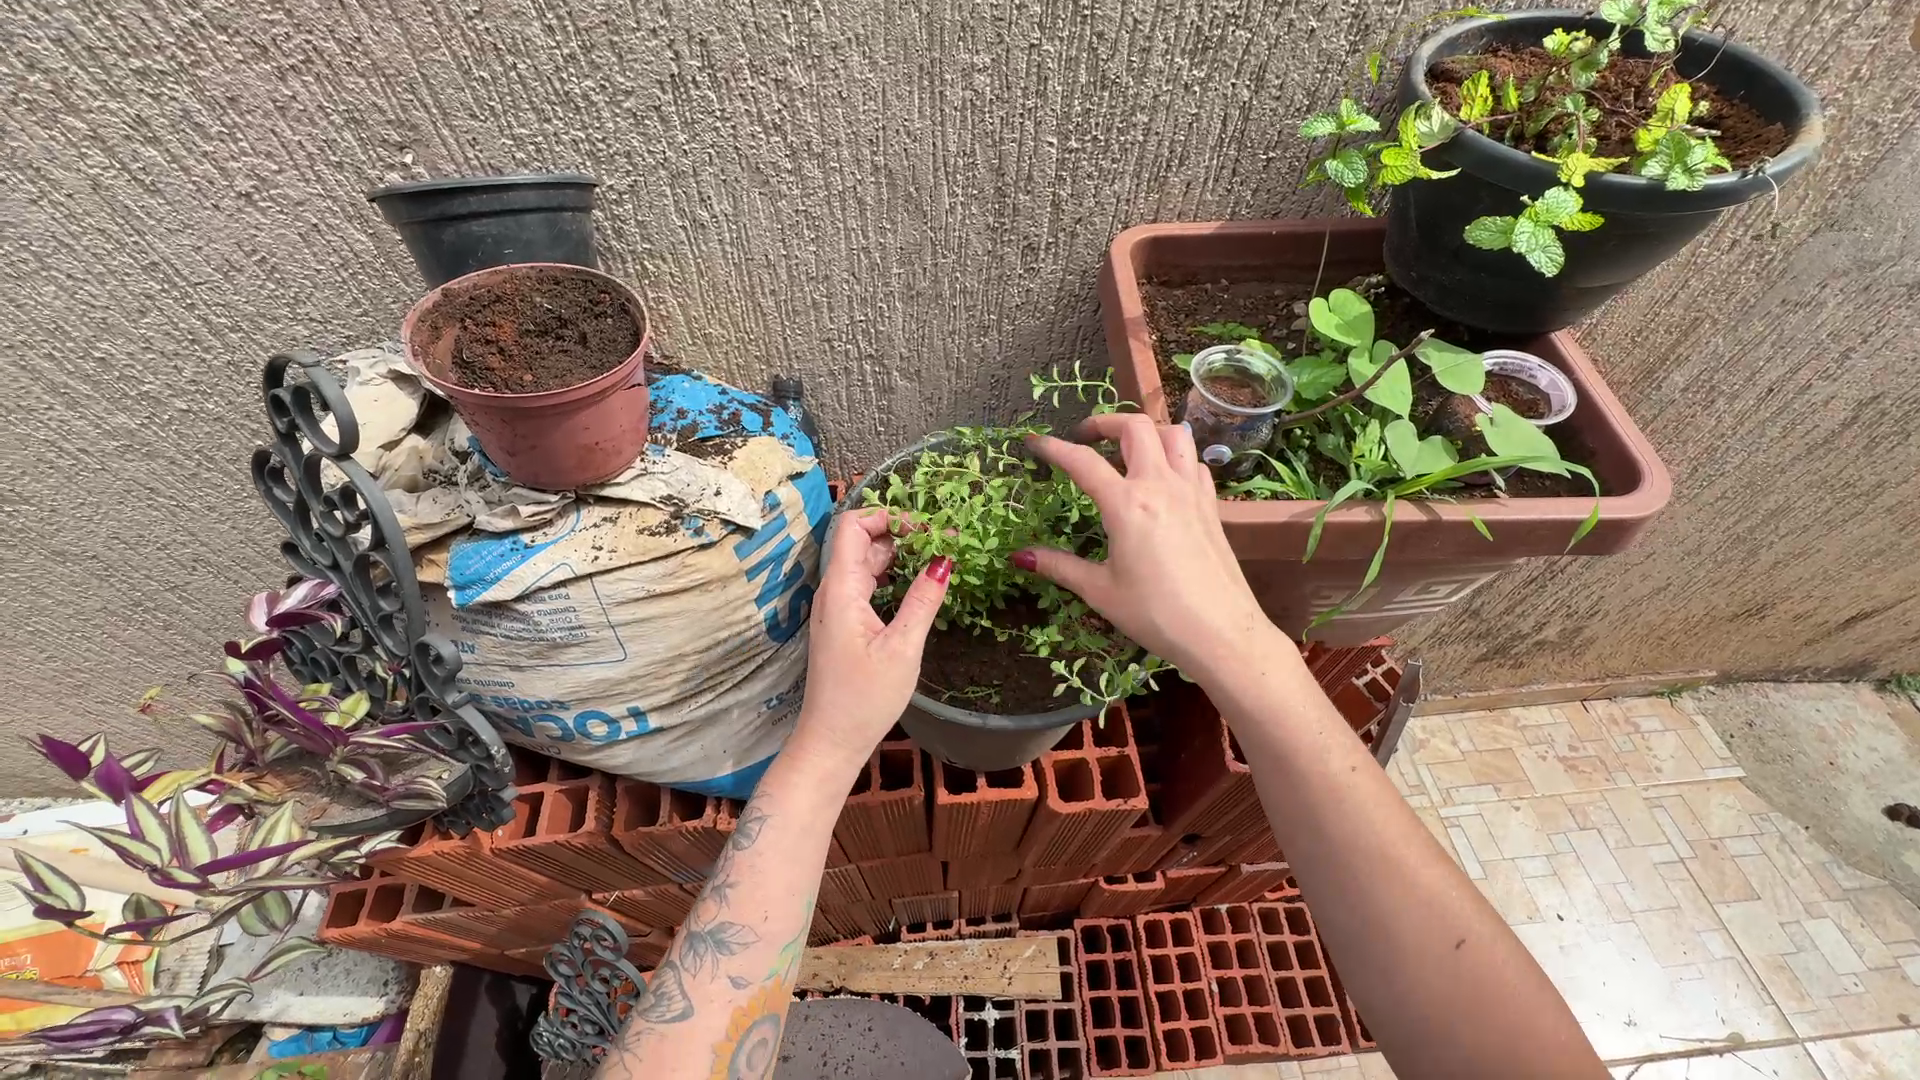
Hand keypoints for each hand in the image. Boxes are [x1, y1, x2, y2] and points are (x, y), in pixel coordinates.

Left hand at [792, 508, 950, 768]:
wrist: (831, 741)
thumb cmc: (865, 698)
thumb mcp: (903, 647)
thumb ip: (923, 599)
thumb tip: (944, 559)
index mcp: (841, 589)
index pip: (853, 527)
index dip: (887, 516)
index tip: (926, 526)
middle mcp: (833, 592)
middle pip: (861, 542)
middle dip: (900, 533)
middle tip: (943, 540)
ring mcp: (836, 608)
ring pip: (865, 564)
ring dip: (898, 555)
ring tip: (937, 557)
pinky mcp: (843, 625)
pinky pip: (867, 586)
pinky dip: (892, 577)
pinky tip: (918, 585)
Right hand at [1017, 414, 1283, 678]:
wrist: (1221, 633)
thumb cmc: (1155, 614)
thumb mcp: (1100, 591)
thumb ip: (1059, 566)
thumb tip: (1020, 556)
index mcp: (1127, 504)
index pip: (1083, 462)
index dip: (1053, 449)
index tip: (1034, 443)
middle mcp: (1161, 486)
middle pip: (1135, 427)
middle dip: (1104, 423)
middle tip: (1083, 439)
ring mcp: (1192, 492)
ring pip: (1173, 434)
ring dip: (1146, 431)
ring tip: (1125, 450)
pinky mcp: (1212, 506)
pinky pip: (1194, 462)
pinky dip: (1174, 457)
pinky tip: (1162, 478)